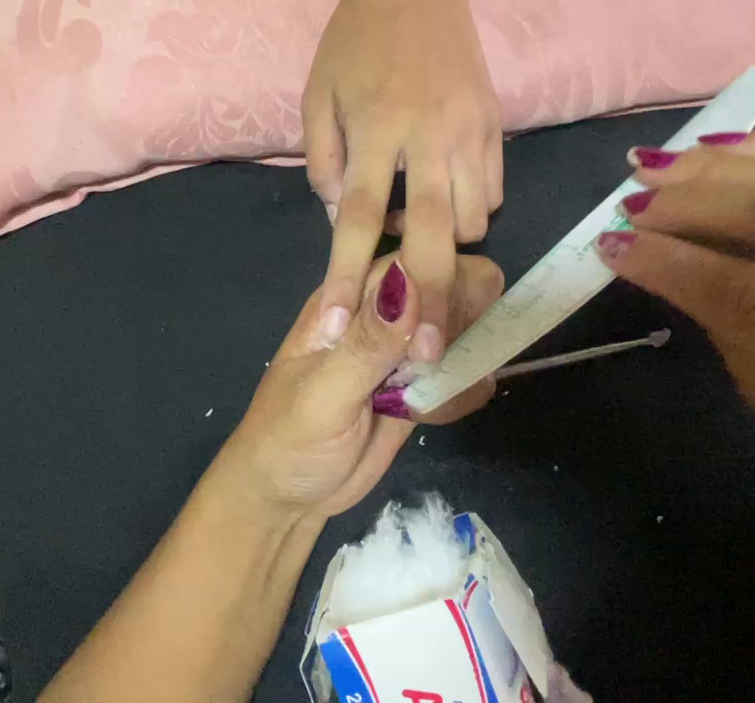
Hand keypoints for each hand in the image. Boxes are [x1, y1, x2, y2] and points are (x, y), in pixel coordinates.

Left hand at [212, 254, 502, 520]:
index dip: (437, 281)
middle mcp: (383, 311)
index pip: (408, 258)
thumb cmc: (288, 439)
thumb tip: (407, 282)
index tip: (433, 341)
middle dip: (458, 321)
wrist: (289, 497)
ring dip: (464, 359)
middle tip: (429, 367)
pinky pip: (465, 371)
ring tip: (423, 396)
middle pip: (451, 282)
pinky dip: (462, 392)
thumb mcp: (323, 394)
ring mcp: (406, 347)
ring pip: (466, 324)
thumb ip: (366, 343)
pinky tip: (426, 417)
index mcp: (347, 296)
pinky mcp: (424, 383)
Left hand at [303, 0, 501, 364]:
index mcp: (376, 129)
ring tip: (418, 240)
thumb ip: (324, 163)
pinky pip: (494, 192)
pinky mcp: (500, 128)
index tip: (339, 328)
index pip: (359, 217)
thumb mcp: (317, 96)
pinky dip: (471, 211)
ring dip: (445, 245)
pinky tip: (446, 201)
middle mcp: (430, 138)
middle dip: (424, 301)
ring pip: (472, 220)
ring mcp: (473, 133)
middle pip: (432, 236)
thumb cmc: (354, 42)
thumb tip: (341, 223)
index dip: (346, 277)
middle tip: (421, 352)